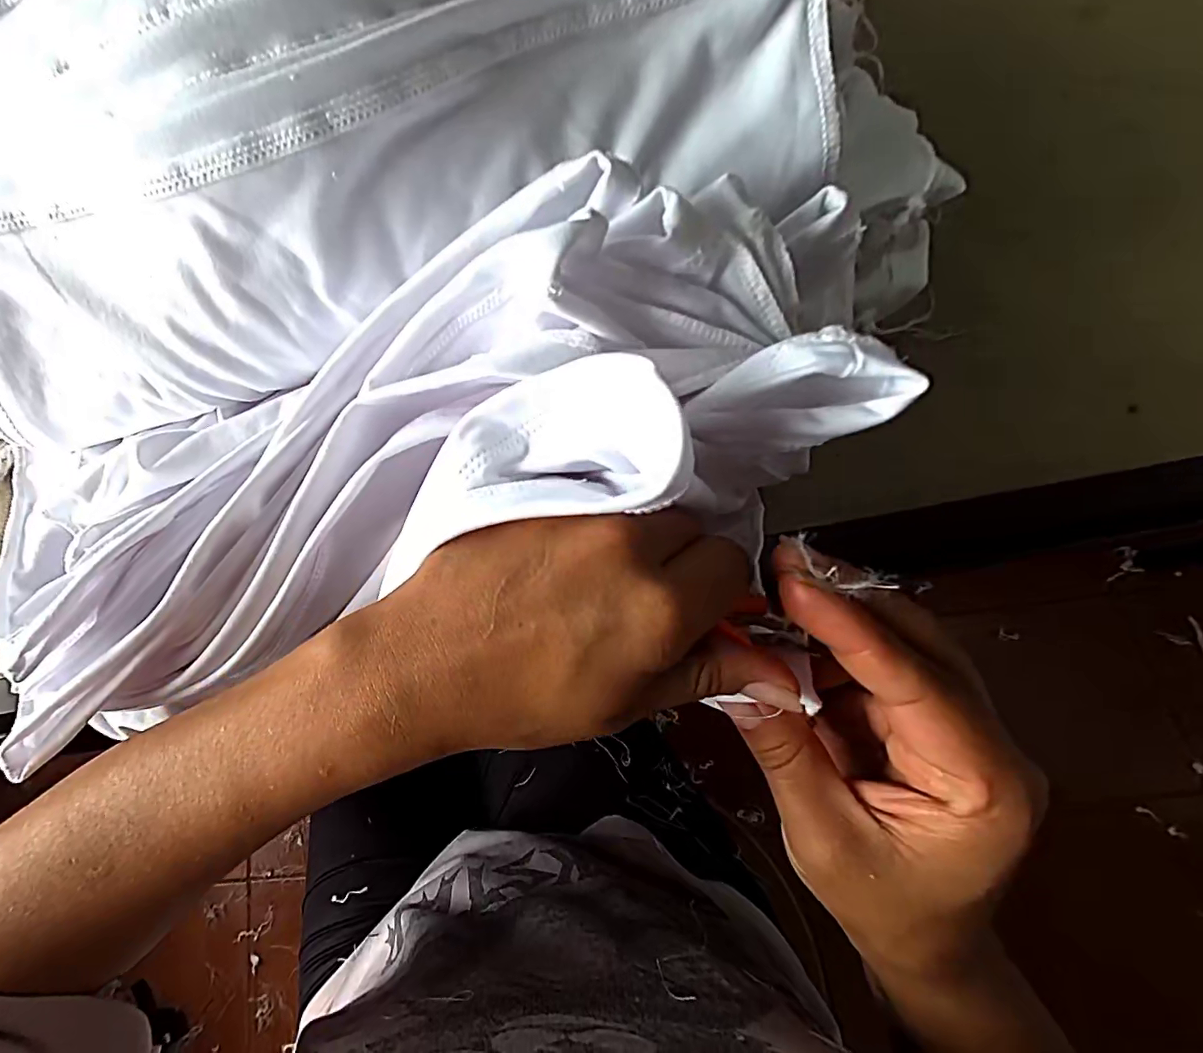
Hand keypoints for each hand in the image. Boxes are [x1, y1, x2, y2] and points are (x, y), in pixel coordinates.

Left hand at [340, 511, 797, 753]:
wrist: (427, 660)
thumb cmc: (521, 697)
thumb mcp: (625, 703)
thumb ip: (706, 674)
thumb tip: (775, 675)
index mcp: (660, 606)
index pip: (732, 563)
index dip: (720, 592)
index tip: (698, 610)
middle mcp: (632, 547)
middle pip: (696, 530)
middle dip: (685, 563)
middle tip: (645, 600)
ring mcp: (587, 515)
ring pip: (651, 513)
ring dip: (644, 543)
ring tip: (600, 583)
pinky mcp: (551, 498)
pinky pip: (604, 502)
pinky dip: (603, 528)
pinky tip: (567, 565)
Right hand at [728, 540, 1046, 979]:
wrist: (930, 946)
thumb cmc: (885, 910)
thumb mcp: (823, 838)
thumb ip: (784, 750)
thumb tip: (742, 675)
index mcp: (985, 782)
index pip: (915, 680)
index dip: (850, 626)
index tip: (797, 583)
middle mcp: (989, 740)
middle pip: (921, 644)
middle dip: (850, 599)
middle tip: (788, 561)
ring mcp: (967, 726)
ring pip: (905, 644)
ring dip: (839, 617)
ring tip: (781, 594)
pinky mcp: (937, 721)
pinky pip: (886, 666)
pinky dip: (837, 647)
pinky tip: (797, 633)